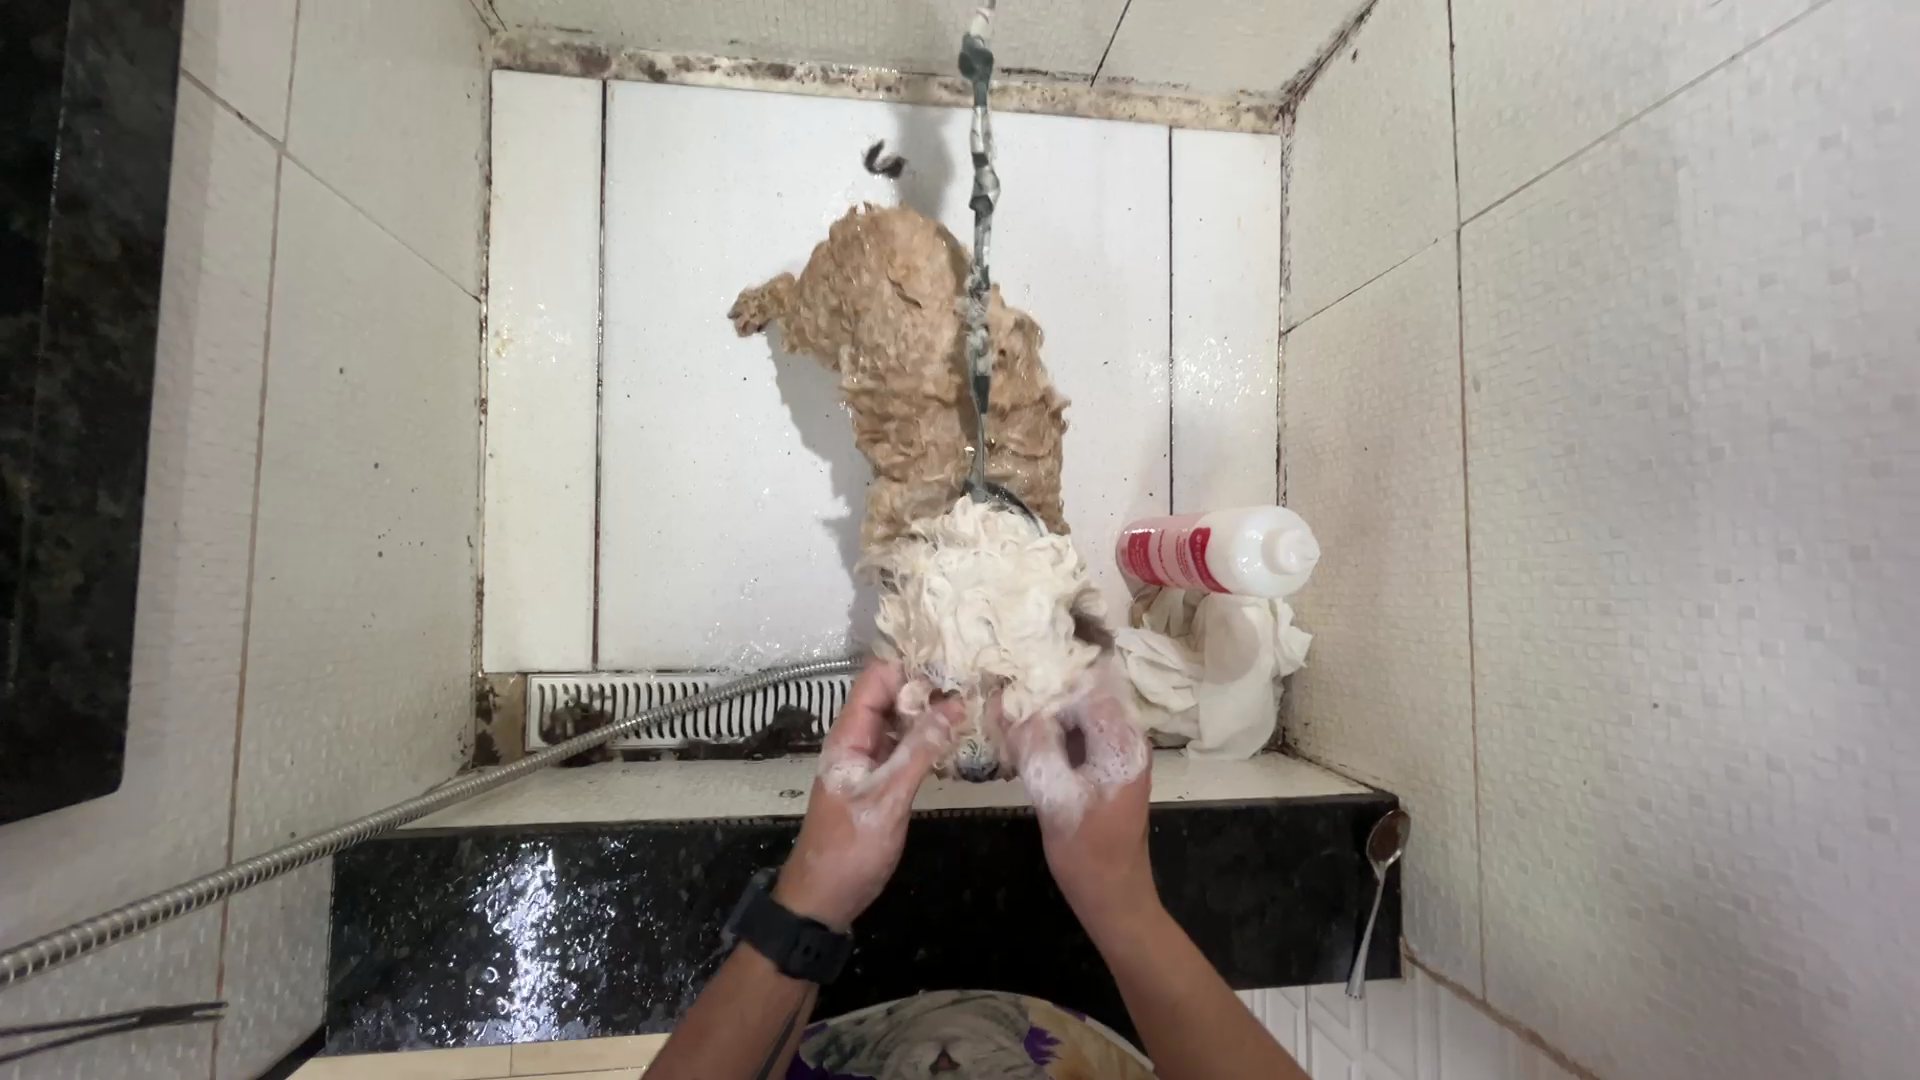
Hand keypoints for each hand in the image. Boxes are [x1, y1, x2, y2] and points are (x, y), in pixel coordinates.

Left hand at [774, 659, 956, 929]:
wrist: (823, 898)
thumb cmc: (849, 847)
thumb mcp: (888, 797)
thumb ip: (920, 749)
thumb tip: (954, 704)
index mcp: (849, 734)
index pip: (878, 678)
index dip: (911, 663)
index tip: (952, 656)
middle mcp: (858, 738)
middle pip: (892, 693)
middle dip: (928, 682)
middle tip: (974, 675)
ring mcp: (869, 757)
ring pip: (901, 718)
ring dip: (931, 708)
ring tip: (974, 696)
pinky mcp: (881, 777)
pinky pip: (905, 743)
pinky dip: (929, 735)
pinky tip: (958, 733)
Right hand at [1008, 674, 1160, 938]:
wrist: (1113, 900)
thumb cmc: (1088, 854)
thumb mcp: (1054, 798)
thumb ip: (1033, 746)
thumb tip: (1007, 700)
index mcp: (1122, 742)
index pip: (1087, 685)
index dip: (1050, 681)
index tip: (1013, 682)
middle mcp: (1125, 739)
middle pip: (1081, 696)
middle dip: (1043, 695)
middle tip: (1003, 701)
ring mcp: (1115, 752)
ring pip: (1076, 715)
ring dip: (1043, 715)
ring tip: (1008, 719)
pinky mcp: (1103, 766)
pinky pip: (1075, 736)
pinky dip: (1050, 734)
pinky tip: (1023, 743)